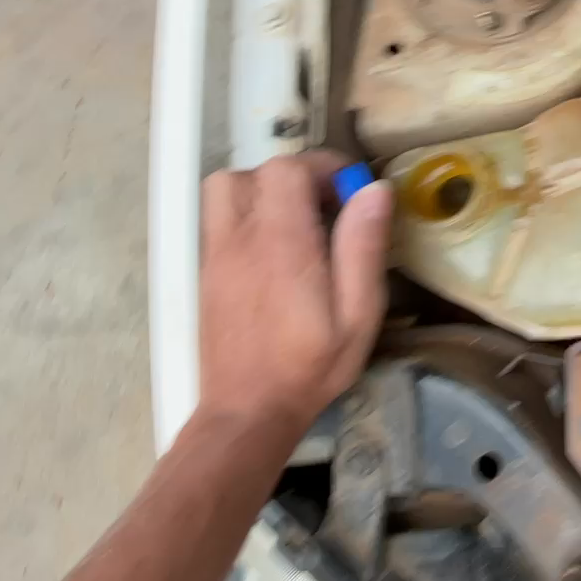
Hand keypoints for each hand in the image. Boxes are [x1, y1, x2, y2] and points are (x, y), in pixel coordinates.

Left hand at [197, 151, 391, 438]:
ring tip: (302, 221)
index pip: (286, 170)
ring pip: (226, 190)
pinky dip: (252, 215)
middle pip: (250, 172)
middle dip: (295, 176)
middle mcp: (239, 241)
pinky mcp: (206, 273)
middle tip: (329, 206)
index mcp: (280, 245)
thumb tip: (374, 190)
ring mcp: (215, 256)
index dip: (323, 167)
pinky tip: (282, 250)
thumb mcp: (359, 311)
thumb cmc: (313, 364)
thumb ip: (363, 246)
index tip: (353, 192)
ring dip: (266, 191)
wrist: (247, 413)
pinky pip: (222, 219)